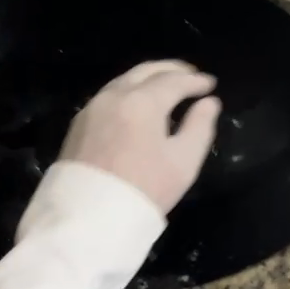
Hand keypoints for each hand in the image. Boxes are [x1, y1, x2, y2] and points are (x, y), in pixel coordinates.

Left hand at [59, 60, 221, 212]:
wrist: (91, 218)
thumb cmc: (144, 190)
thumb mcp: (183, 163)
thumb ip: (199, 127)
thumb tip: (209, 103)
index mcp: (142, 102)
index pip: (174, 81)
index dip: (195, 81)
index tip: (210, 84)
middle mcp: (114, 96)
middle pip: (145, 71)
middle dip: (170, 70)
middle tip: (189, 75)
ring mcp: (92, 109)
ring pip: (124, 81)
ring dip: (147, 79)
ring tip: (165, 88)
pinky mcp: (78, 125)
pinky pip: (109, 97)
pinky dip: (129, 92)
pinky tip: (138, 106)